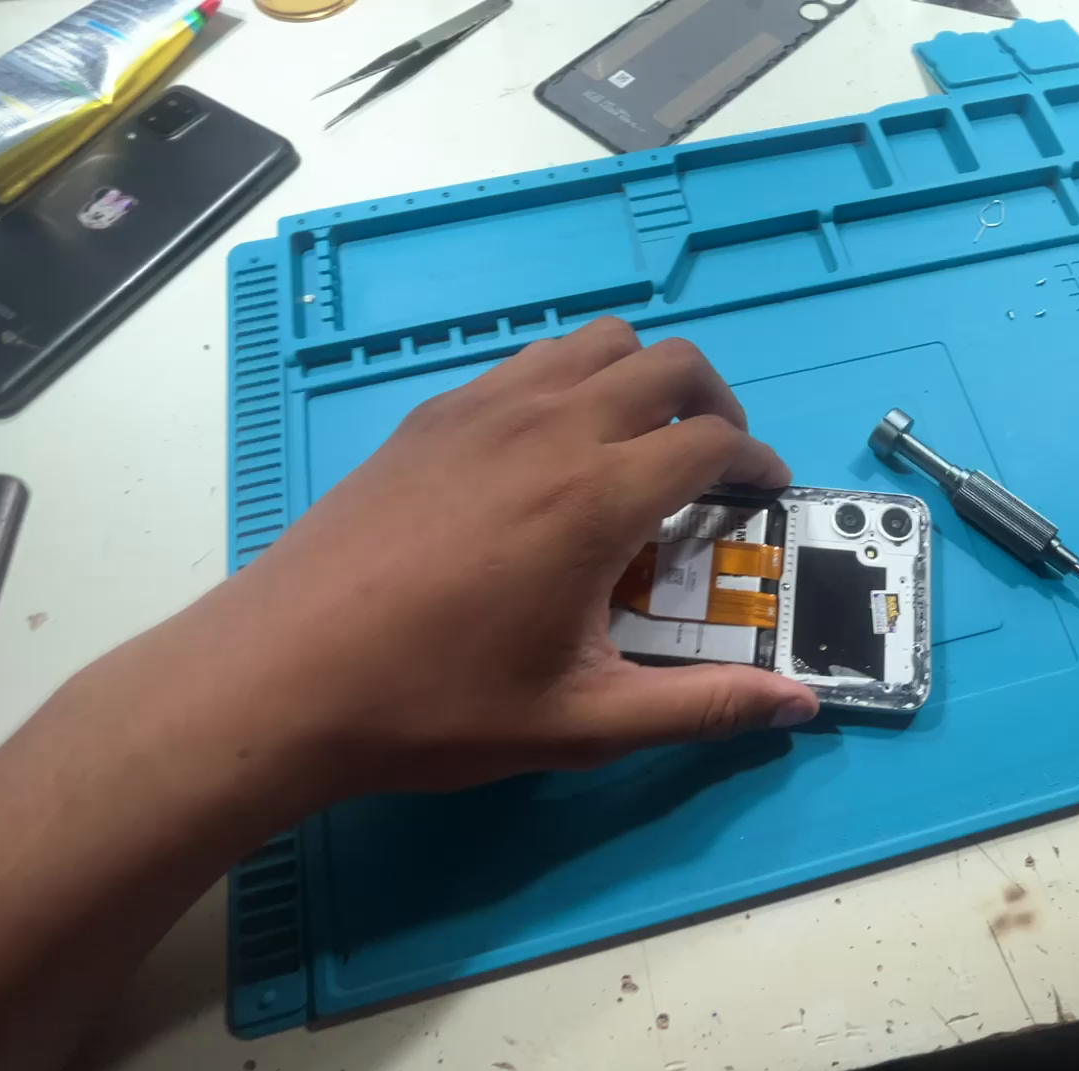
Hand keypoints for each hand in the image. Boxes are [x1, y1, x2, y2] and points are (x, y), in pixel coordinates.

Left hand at [197, 316, 818, 796]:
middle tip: (718, 461)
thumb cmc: (437, 703)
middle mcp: (552, 426)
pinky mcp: (436, 412)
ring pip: (600, 343)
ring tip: (643, 441)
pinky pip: (534, 362)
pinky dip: (577, 381)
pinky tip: (555, 448)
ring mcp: (486, 406)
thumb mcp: (585, 720)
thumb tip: (801, 707)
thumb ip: (704, 707)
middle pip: (670, 363)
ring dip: (646, 378)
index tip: (767, 489)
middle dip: (717, 403)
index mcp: (597, 496)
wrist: (278, 678)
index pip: (712, 442)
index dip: (757, 460)